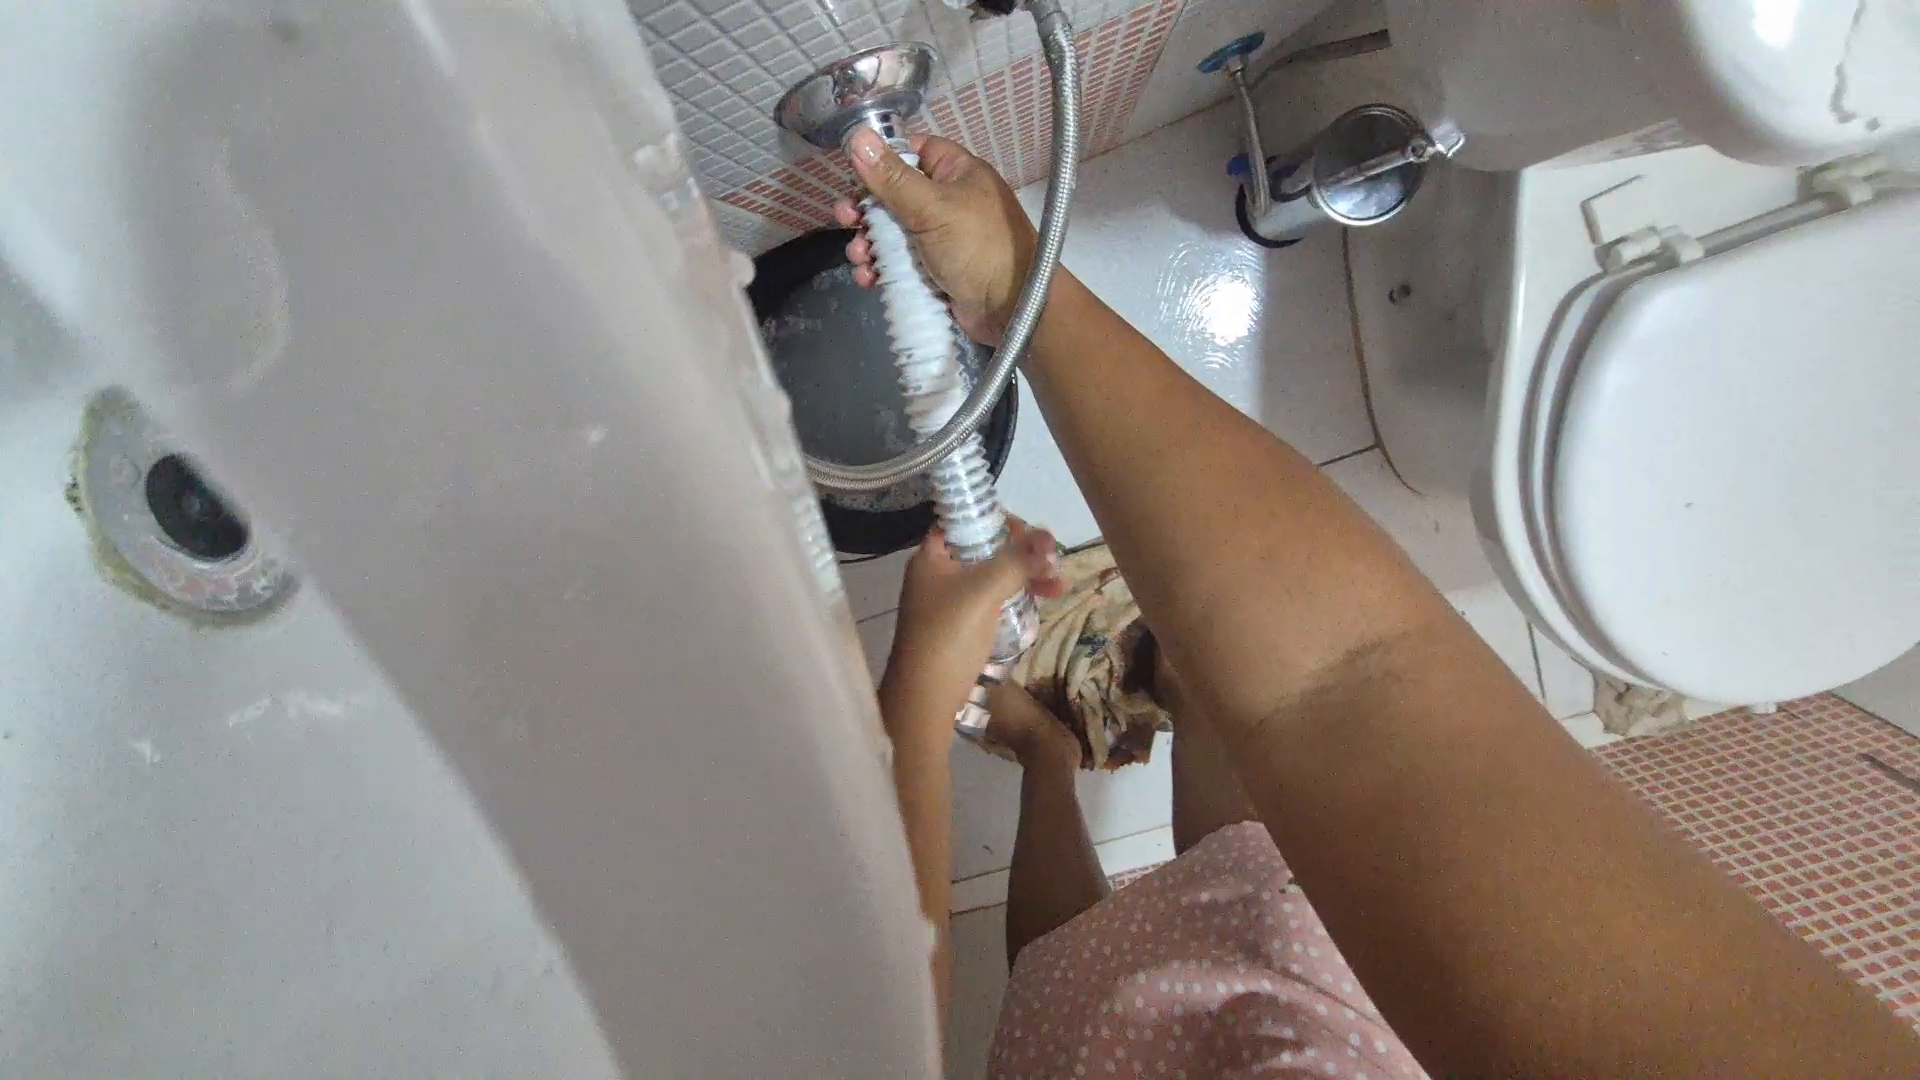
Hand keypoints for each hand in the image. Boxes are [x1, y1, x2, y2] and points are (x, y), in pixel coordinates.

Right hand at [833, 130, 1037, 345]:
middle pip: (895, 196)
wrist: (1011, 308)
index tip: (856, 176)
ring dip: (870, 244)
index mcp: (956, 173)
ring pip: (894, 234)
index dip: (883, 162)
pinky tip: (868, 278)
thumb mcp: (933, 208)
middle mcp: (948, 202)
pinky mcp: (935, 272)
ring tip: (859, 257)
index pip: (913, 152)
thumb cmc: (978, 248)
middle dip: (867, 211)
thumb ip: (893, 178)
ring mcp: (942, 239)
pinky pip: (901, 265)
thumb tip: (858, 138)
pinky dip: (882, 270)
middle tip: (847, 221)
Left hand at [888, 518, 1064, 691]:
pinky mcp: (965, 624)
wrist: (926, 698)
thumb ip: (1017, 562)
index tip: (1028, 531)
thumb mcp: (983, 591)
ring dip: (1027, 574)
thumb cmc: (948, 634)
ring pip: (995, 575)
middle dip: (1022, 551)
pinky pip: (996, 599)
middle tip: (1052, 557)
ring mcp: (952, 600)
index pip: (965, 520)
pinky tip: (1049, 597)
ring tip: (1059, 582)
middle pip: (985, 548)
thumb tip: (1049, 541)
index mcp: (932, 556)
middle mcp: (940, 573)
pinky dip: (1019, 596)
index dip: (996, 519)